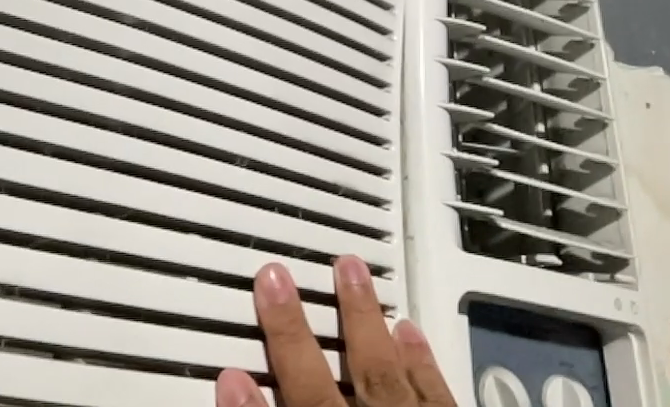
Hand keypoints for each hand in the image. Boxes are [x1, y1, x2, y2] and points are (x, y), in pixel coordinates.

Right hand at [217, 257, 456, 406]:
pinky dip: (425, 365)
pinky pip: (442, 400)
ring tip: (351, 274)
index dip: (249, 401)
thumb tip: (238, 390)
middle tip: (276, 277)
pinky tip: (411, 333)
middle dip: (297, 333)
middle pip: (325, 385)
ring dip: (366, 324)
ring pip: (389, 377)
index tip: (227, 372)